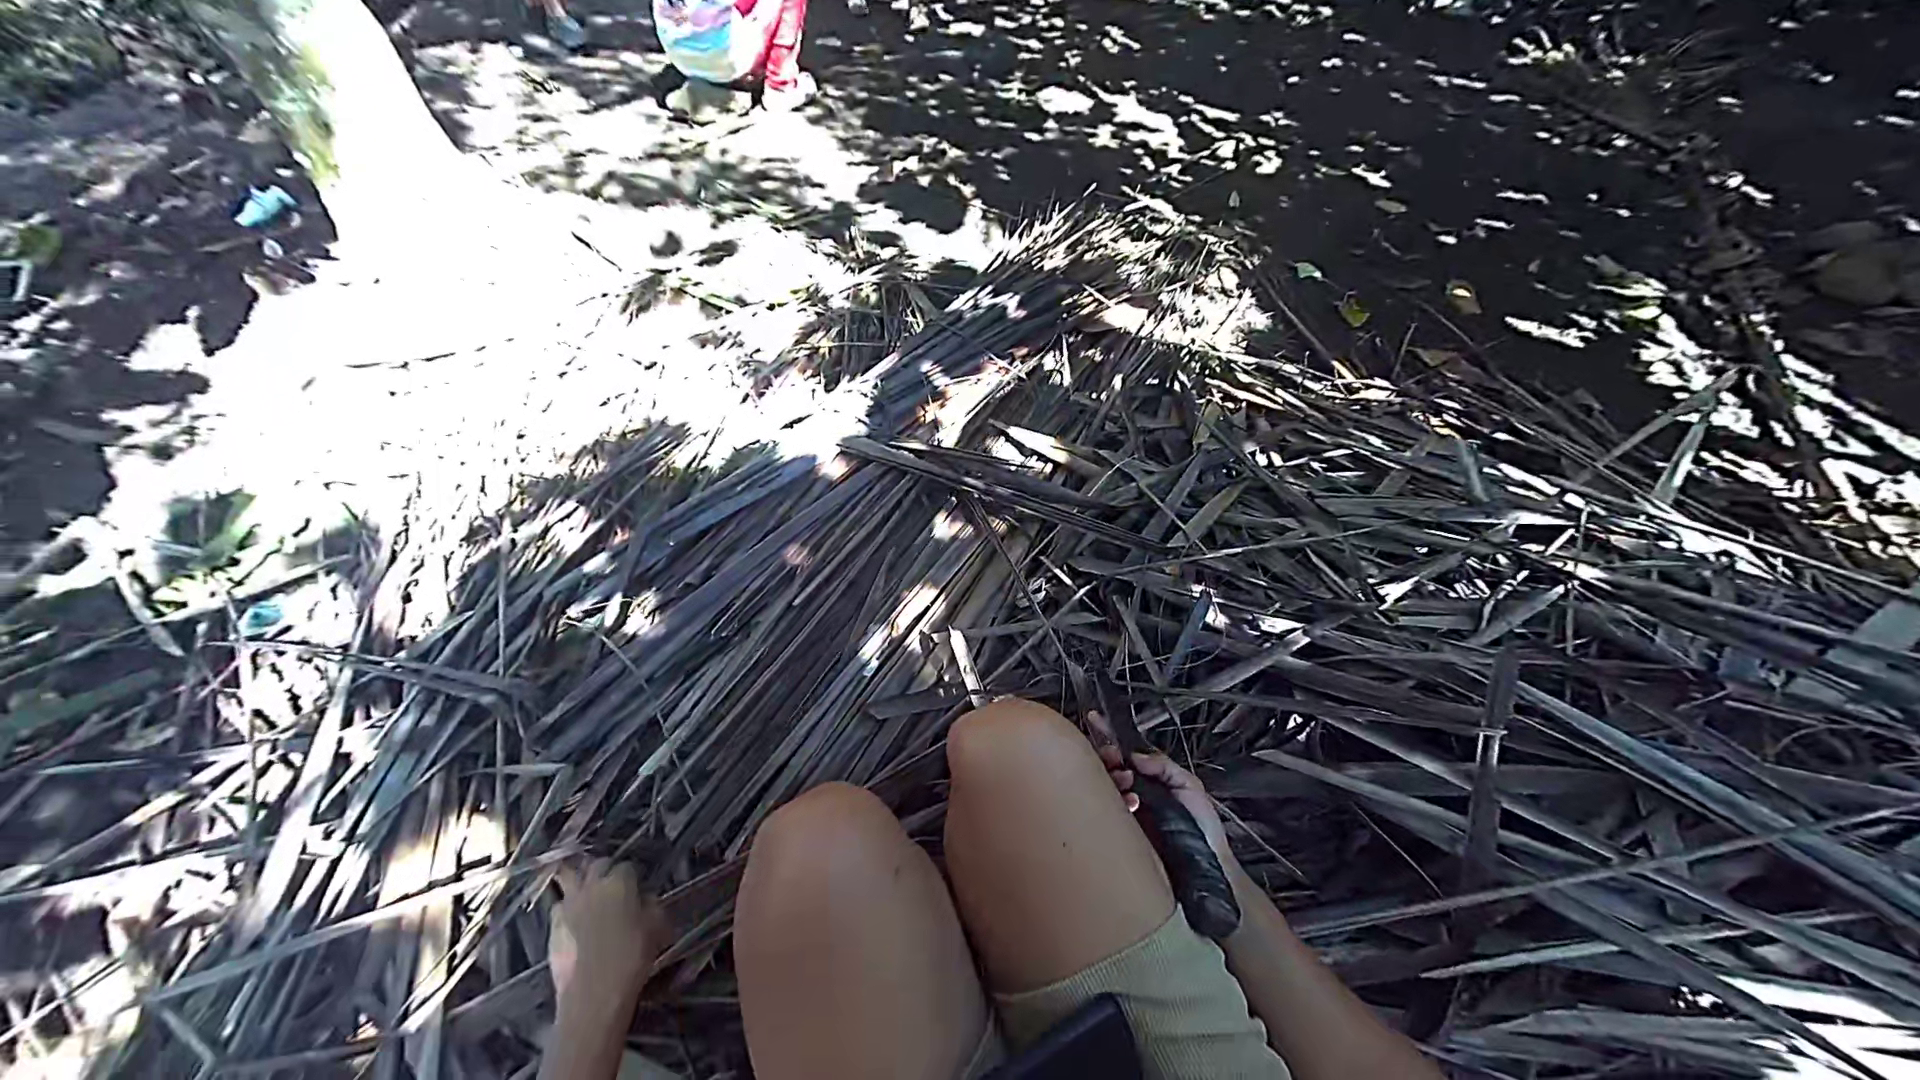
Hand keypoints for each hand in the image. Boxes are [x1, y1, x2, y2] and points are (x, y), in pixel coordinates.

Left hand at [548, 858, 667, 1001]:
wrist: (593, 995)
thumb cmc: (632, 956)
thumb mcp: (658, 925)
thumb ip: (651, 904)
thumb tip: (643, 899)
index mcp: (619, 881)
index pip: (626, 865)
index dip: (633, 875)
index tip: (637, 886)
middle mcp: (591, 886)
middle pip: (596, 864)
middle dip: (604, 869)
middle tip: (613, 883)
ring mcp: (568, 906)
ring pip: (570, 879)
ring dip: (580, 882)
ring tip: (588, 892)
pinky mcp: (552, 928)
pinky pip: (559, 906)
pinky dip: (567, 907)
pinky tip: (575, 919)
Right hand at [1087, 711, 1234, 866]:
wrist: (1207, 866)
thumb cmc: (1203, 829)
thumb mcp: (1190, 785)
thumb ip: (1164, 765)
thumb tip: (1137, 755)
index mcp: (1148, 777)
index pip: (1125, 752)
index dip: (1109, 735)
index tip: (1097, 721)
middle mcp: (1133, 791)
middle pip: (1108, 765)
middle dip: (1107, 755)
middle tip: (1113, 757)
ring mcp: (1124, 810)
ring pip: (1104, 784)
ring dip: (1112, 777)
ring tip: (1126, 781)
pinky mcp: (1119, 829)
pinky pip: (1106, 810)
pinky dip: (1117, 800)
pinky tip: (1130, 803)